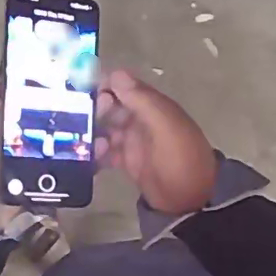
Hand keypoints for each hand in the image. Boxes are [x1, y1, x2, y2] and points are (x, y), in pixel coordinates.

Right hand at [95, 69, 218, 213]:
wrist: (190, 201)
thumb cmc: (180, 160)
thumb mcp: (165, 127)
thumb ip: (142, 101)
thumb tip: (116, 74)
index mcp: (153, 107)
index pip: (124, 87)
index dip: (104, 86)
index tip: (87, 94)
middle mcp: (141, 121)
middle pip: (109, 108)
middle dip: (94, 112)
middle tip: (86, 125)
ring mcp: (132, 142)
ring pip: (104, 129)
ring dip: (93, 134)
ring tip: (94, 147)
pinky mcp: (125, 161)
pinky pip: (104, 151)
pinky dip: (95, 153)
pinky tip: (90, 160)